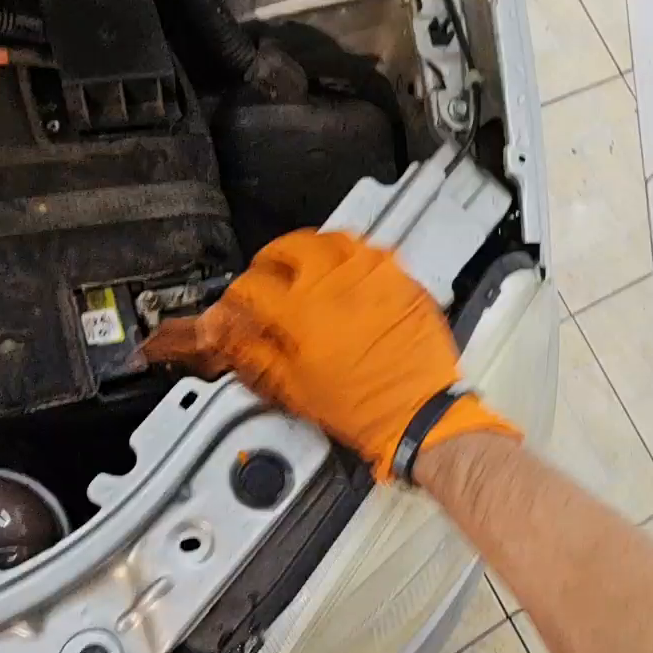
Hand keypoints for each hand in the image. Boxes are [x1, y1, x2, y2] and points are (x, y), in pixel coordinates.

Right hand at [144, 230, 520, 480]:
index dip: (236, 296)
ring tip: (307, 266)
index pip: (253, 286)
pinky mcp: (403, 280)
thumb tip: (234, 336)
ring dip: (313, 249)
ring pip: (334, 238)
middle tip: (268, 273)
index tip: (237, 304)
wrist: (418, 413)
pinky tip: (350, 274)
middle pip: (291, 246)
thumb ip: (257, 354)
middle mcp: (337, 283)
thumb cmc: (365, 409)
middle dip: (271, 258)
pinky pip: (373, 252)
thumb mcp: (295, 388)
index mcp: (302, 311)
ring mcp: (374, 276)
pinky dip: (354, 257)